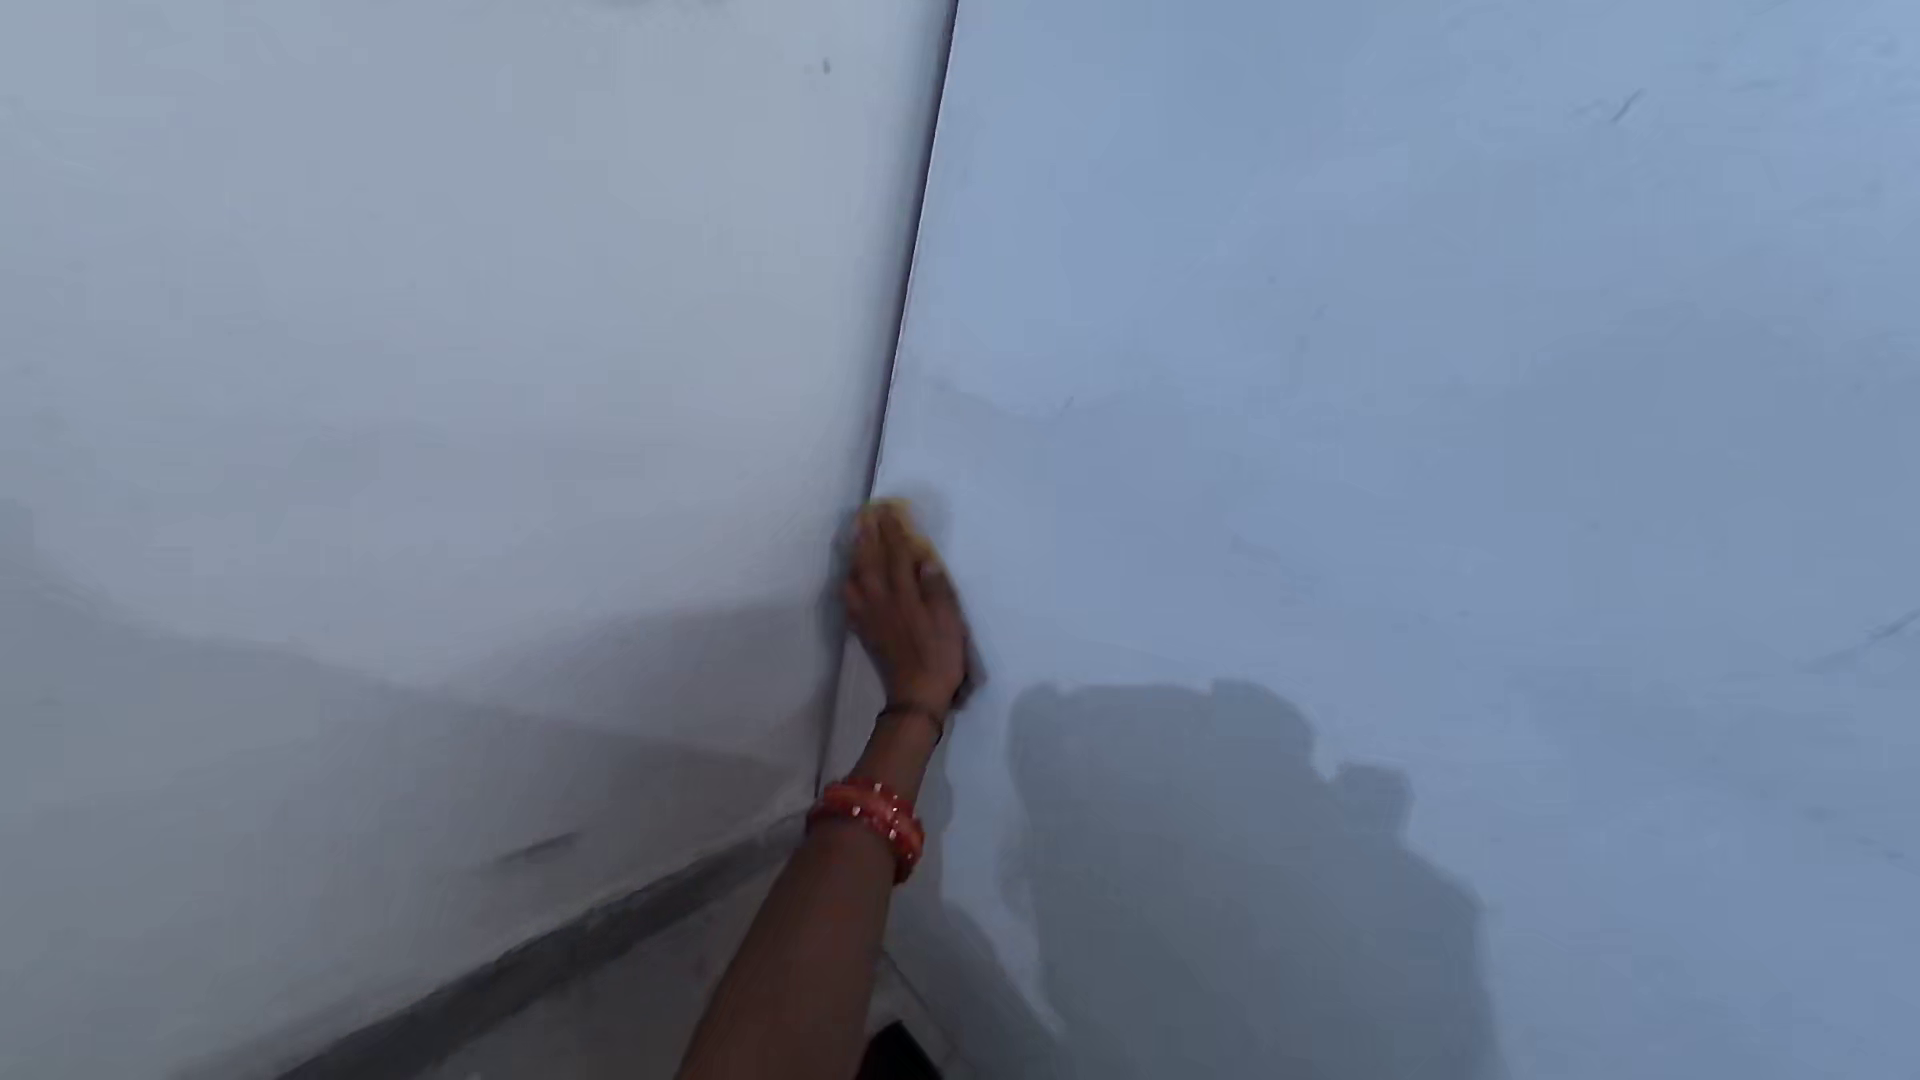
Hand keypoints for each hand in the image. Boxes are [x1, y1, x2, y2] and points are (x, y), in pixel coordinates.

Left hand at [843, 502, 968, 716]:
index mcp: (904, 596)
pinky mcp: (862, 631)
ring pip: (854, 578)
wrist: (915, 696)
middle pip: (870, 561)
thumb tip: (924, 560)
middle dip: (868, 535)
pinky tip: (850, 578)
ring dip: (854, 555)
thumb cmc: (939, 657)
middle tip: (865, 515)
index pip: (897, 555)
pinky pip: (848, 600)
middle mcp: (881, 601)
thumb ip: (936, 589)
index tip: (890, 511)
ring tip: (856, 539)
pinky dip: (848, 582)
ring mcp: (868, 616)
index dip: (893, 531)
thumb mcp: (949, 622)